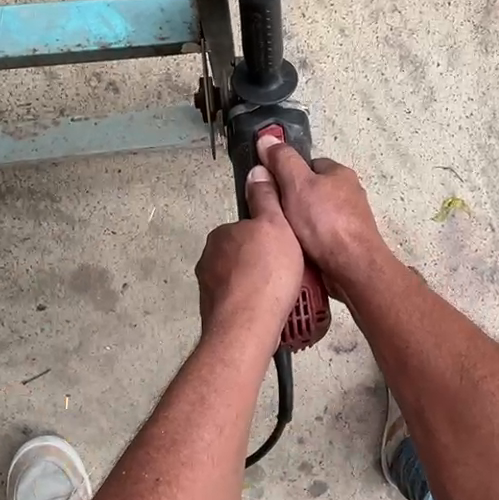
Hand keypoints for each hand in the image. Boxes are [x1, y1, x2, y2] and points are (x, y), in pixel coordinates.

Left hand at [195, 167, 303, 352]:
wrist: (247, 328)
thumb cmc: (266, 275)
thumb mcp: (276, 226)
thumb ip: (266, 198)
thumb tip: (257, 171)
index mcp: (222, 234)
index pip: (247, 227)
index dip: (269, 235)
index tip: (286, 246)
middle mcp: (210, 259)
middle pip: (244, 254)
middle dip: (264, 260)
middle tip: (289, 270)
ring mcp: (210, 288)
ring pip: (241, 279)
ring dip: (260, 284)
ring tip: (284, 294)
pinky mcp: (215, 313)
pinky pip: (240, 303)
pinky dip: (254, 305)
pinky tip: (271, 311)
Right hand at [255, 138, 392, 293]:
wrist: (353, 267)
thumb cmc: (328, 224)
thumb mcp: (297, 184)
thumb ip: (282, 161)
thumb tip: (268, 140)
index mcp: (338, 174)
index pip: (307, 164)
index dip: (285, 173)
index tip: (269, 184)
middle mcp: (347, 195)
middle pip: (308, 192)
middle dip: (290, 203)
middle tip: (274, 213)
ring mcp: (347, 220)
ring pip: (312, 218)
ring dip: (297, 226)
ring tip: (284, 235)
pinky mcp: (345, 244)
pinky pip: (318, 239)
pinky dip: (306, 244)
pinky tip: (296, 251)